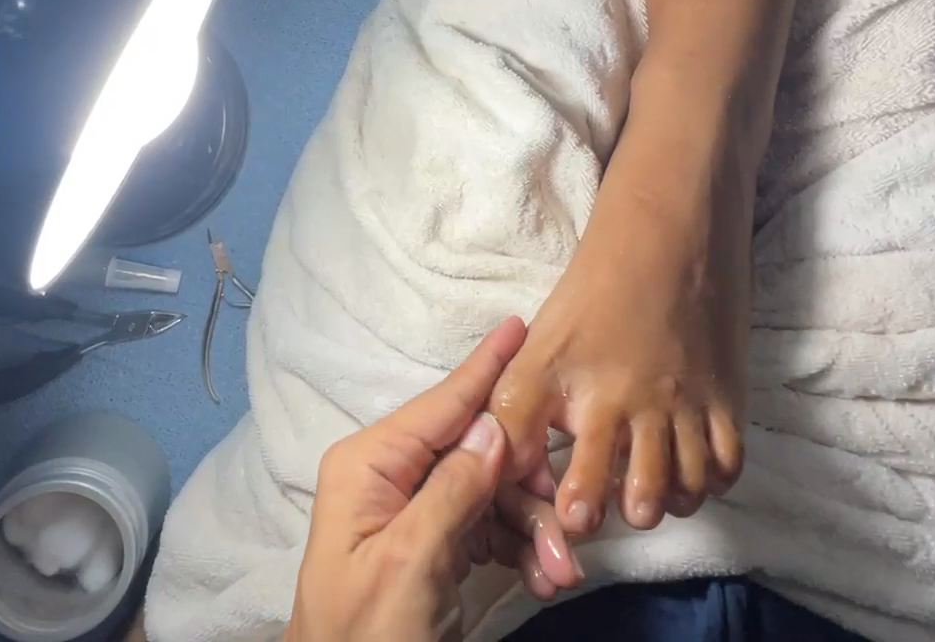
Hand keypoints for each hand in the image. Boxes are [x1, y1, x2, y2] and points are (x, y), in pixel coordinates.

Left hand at [286, 317, 533, 641]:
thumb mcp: (410, 563)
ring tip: (562, 572)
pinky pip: (487, 524)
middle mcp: (391, 472)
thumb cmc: (366, 636)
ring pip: (490, 491)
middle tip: (569, 528)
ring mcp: (413, 506)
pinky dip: (518, 547)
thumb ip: (453, 489)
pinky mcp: (433, 539)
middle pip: (476, 451)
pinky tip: (543, 575)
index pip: (441, 403)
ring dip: (531, 528)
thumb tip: (494, 426)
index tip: (520, 324)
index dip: (485, 366)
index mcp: (370, 462)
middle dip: (526, 488)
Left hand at [489, 122, 749, 540]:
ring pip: (673, 491)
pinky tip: (689, 477)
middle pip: (613, 490)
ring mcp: (678, 402)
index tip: (542, 506)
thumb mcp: (543, 335)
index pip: (535, 453)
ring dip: (655, 504)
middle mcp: (622, 400)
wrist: (667, 234)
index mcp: (567, 381)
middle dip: (598, 513)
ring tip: (642, 500)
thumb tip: (501, 452)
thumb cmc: (595, 284)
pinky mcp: (725, 398)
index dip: (540, 493)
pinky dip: (706, 484)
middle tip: (593, 515)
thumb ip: (521, 397)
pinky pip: (724, 467)